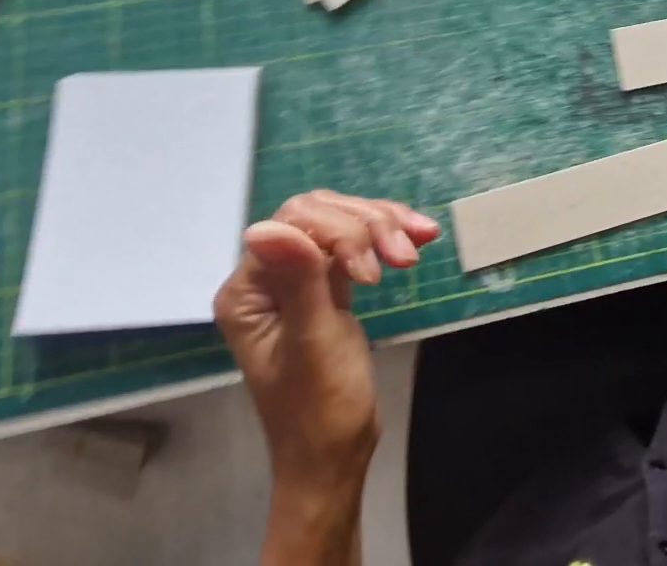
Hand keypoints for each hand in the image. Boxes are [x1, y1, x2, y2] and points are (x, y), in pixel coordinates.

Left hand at [214, 191, 440, 493]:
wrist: (338, 453)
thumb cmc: (320, 407)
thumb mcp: (314, 340)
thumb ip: (298, 279)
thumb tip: (264, 225)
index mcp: (248, 290)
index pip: (294, 222)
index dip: (340, 231)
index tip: (375, 272)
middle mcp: (267, 277)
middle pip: (321, 214)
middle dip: (368, 226)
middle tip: (406, 258)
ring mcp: (299, 280)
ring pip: (344, 223)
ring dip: (385, 228)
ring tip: (417, 251)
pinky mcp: (329, 287)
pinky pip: (357, 246)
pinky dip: (389, 239)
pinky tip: (419, 240)